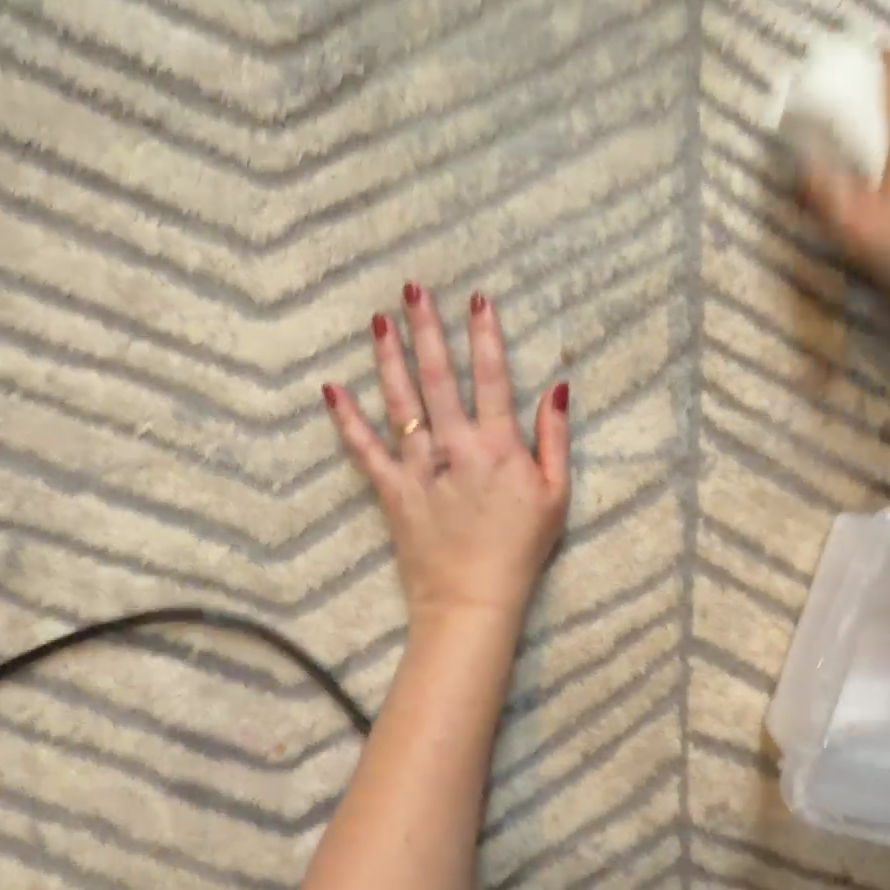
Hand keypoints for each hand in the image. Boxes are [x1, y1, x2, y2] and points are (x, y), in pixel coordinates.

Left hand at [323, 283, 570, 633]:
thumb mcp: (556, 494)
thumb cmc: (521, 547)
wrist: (473, 598)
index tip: (477, 300)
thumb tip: (557, 388)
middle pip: (438, 378)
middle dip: (426, 330)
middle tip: (413, 291)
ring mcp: (418, 467)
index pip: (491, 377)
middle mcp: (455, 446)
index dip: (484, 336)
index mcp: (498, 445)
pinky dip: (346, 420)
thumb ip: (555, 438)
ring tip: (378, 321)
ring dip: (389, 359)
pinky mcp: (391, 489)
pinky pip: (364, 449)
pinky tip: (332, 389)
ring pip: (400, 403)